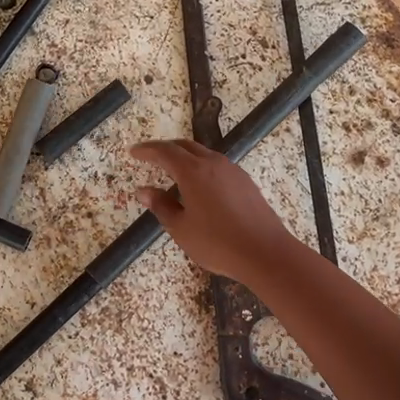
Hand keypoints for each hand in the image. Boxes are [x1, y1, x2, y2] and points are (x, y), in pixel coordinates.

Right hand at [130, 139, 302, 288]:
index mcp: (193, 171)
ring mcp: (232, 171)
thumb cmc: (218, 243)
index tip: (133, 152)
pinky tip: (200, 183)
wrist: (266, 253)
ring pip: (203, 153)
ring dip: (184, 155)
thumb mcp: (181, 228)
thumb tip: (143, 191)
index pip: (164, 152)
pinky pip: (217, 165)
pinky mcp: (245, 182)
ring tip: (173, 168)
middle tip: (149, 155)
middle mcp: (213, 163)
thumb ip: (161, 206)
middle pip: (184, 146)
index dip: (146, 150)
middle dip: (165, 148)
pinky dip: (201, 166)